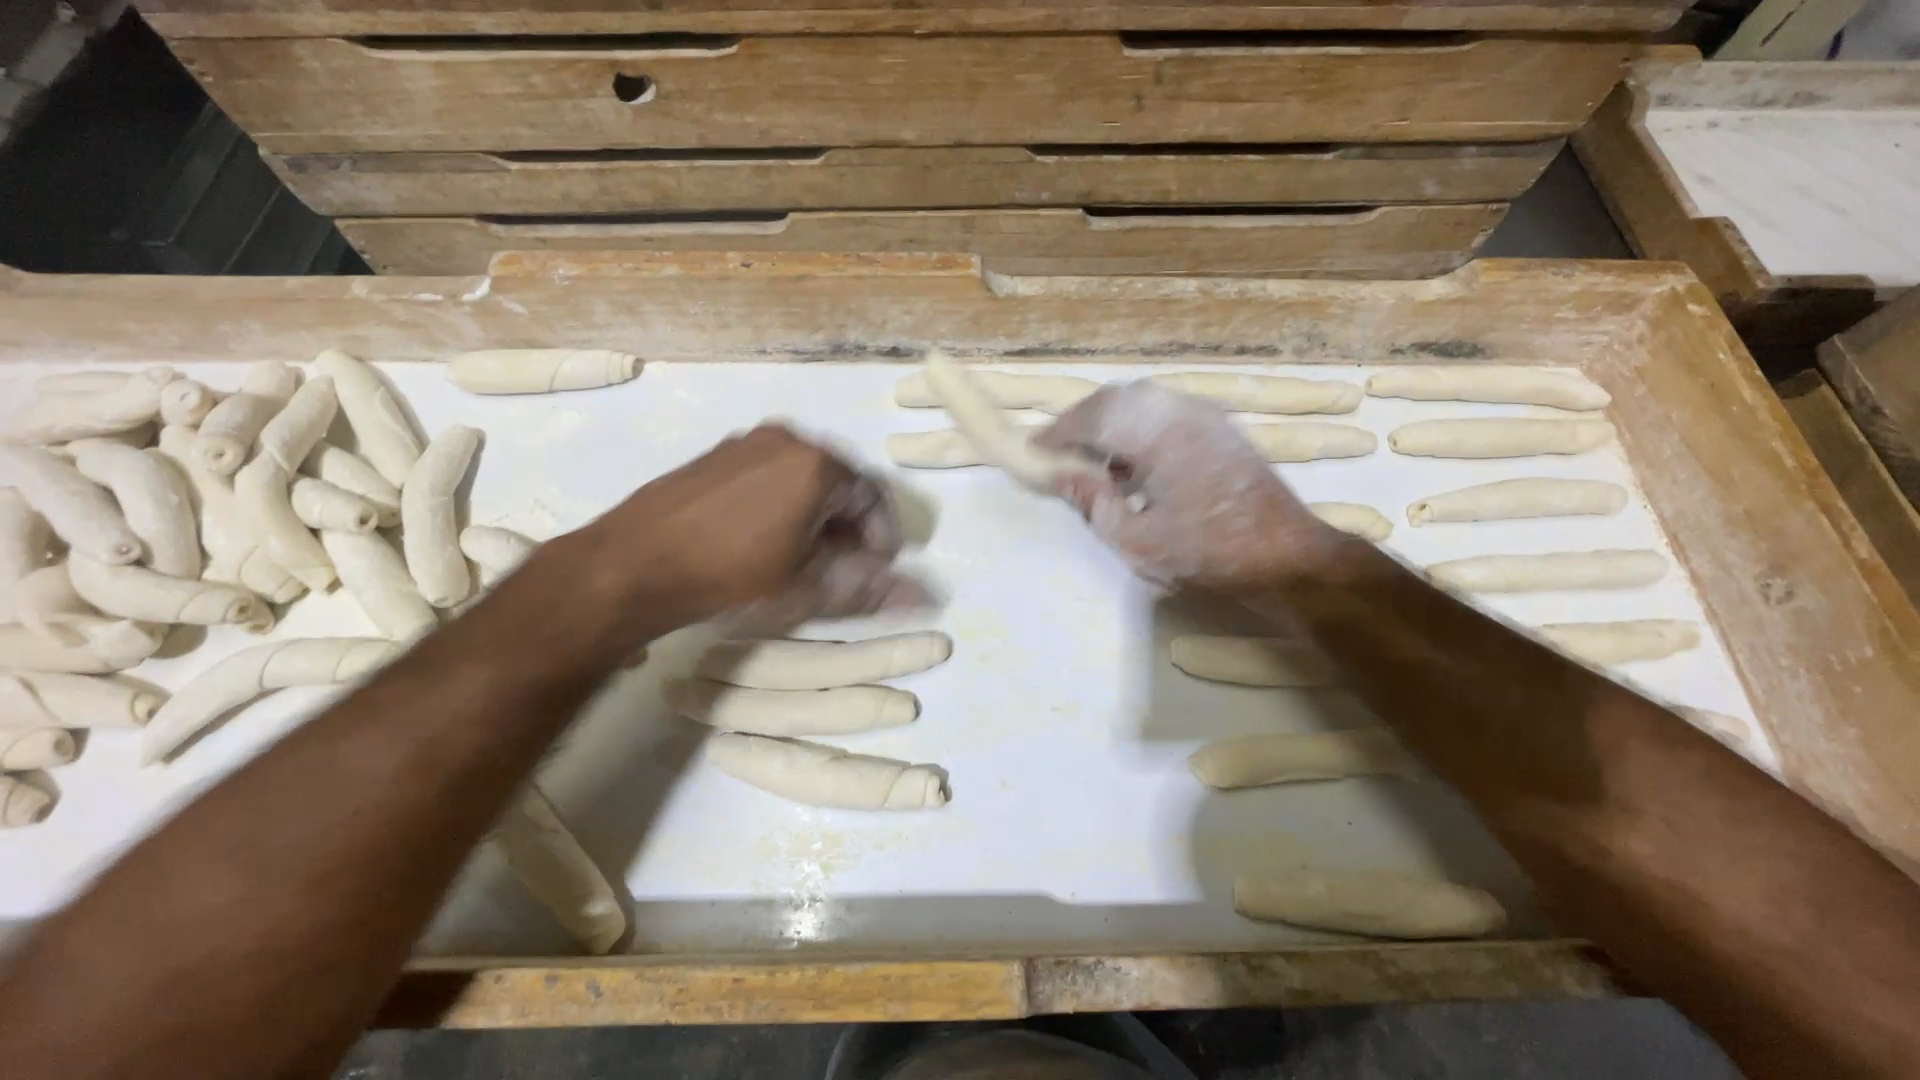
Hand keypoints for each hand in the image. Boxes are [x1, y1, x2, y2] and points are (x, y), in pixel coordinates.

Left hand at [594, 425, 930, 630]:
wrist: (634, 565)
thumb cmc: (733, 578)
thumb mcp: (808, 589)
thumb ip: (870, 587)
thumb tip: (923, 594)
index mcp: (819, 465)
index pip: (875, 498)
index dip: (884, 538)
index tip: (879, 571)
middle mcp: (788, 439)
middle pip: (840, 483)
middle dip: (851, 527)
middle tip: (845, 568)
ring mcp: (747, 442)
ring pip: (803, 478)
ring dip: (817, 516)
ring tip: (805, 558)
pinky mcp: (716, 455)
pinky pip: (769, 474)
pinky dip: (784, 503)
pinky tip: (766, 540)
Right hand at [1036, 380, 1346, 592]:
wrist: (1287, 559)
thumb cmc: (1208, 555)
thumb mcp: (1137, 541)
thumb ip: (1095, 504)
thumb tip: (1063, 477)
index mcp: (1159, 434)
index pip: (1094, 416)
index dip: (1059, 432)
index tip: (1034, 451)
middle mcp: (1182, 412)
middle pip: (1118, 399)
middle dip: (1082, 420)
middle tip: (1057, 450)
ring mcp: (1206, 417)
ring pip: (1143, 402)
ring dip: (1110, 422)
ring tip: (1089, 458)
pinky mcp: (1219, 431)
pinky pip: (1165, 414)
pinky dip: (1138, 428)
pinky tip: (1130, 464)